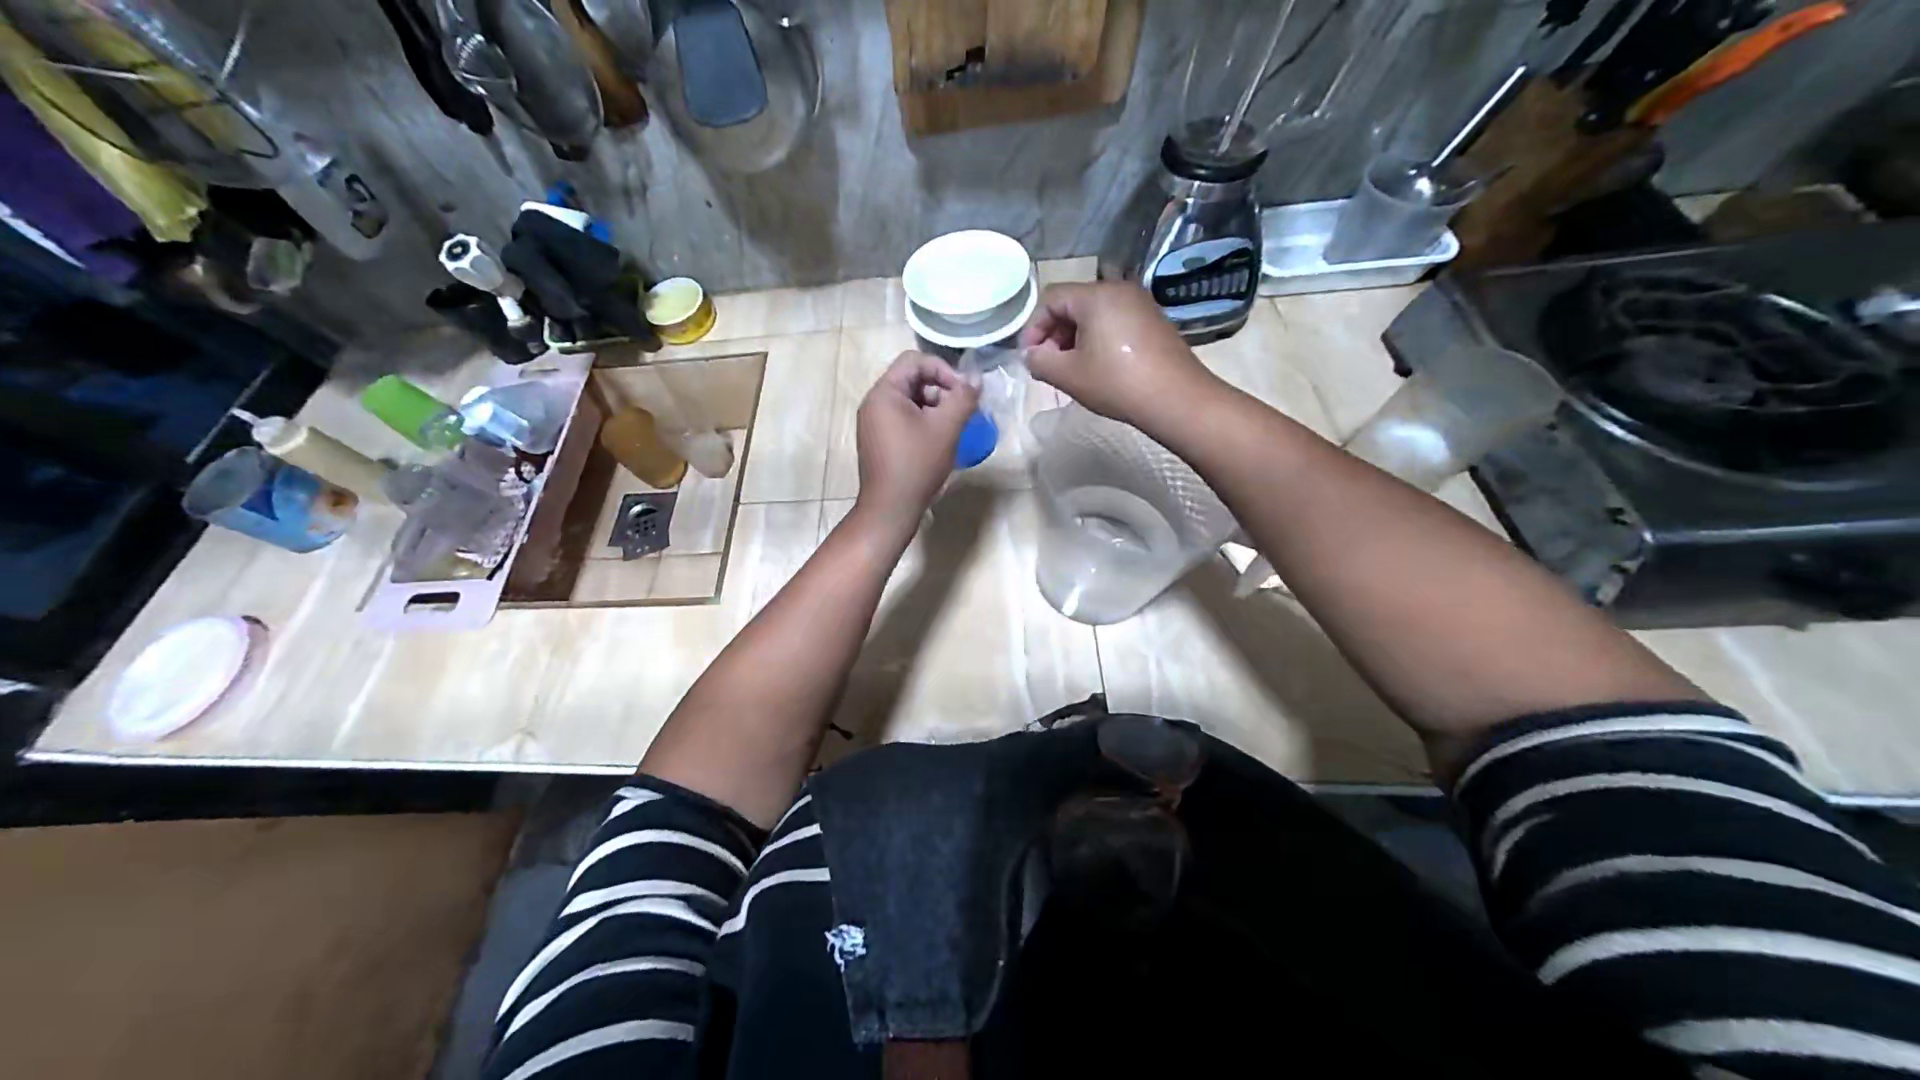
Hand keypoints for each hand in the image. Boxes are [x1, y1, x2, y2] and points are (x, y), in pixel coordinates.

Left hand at [853, 351, 979, 537]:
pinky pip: (902, 419)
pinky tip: (938, 441)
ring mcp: (873, 423)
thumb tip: (976, 379)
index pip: (915, 361)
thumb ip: (963, 398)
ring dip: (934, 407)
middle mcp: (873, 403)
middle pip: (911, 379)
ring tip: (953, 427)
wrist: (890, 509)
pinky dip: (923, 422)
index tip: (964, 392)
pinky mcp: (878, 440)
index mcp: (884, 393)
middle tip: (962, 411)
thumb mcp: (946, 428)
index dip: (944, 370)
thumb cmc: (917, 465)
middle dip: (941, 390)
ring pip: (909, 401)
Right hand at [1021, 282, 1216, 430]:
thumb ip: (1039, 361)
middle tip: (1049, 365)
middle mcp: (1119, 290)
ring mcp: (1140, 304)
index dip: (1034, 328)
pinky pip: (1115, 321)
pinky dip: (1098, 339)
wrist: (1175, 398)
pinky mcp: (1153, 320)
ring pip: (1094, 314)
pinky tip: (1099, 367)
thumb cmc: (1116, 383)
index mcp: (1095, 296)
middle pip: (1073, 304)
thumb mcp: (1067, 375)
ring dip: (1075, 338)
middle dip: (1055, 333)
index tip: (1031, 357)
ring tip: (1072, 369)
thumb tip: (1031, 355)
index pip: (1051, 299)